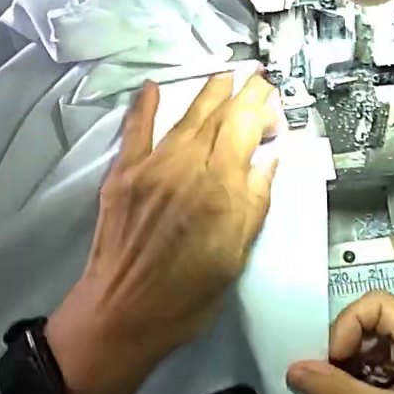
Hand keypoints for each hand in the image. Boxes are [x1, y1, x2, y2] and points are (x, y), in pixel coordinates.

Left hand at [47, 74, 278, 393]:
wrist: (123, 314)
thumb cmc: (187, 296)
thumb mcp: (237, 255)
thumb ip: (255, 203)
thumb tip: (268, 162)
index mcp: (221, 189)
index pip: (244, 126)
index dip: (259, 105)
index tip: (270, 96)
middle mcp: (186, 169)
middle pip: (217, 116)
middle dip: (239, 94)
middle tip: (254, 83)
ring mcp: (151, 168)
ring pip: (184, 118)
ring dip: (206, 94)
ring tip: (222, 78)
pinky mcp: (123, 175)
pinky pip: (136, 131)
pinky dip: (145, 107)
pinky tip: (152, 88)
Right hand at [287, 291, 393, 393]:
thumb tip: (293, 369)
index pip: (379, 305)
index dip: (349, 325)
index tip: (333, 363)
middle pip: (368, 322)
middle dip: (340, 347)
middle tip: (322, 381)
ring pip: (362, 346)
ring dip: (340, 366)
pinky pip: (364, 368)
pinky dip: (345, 381)